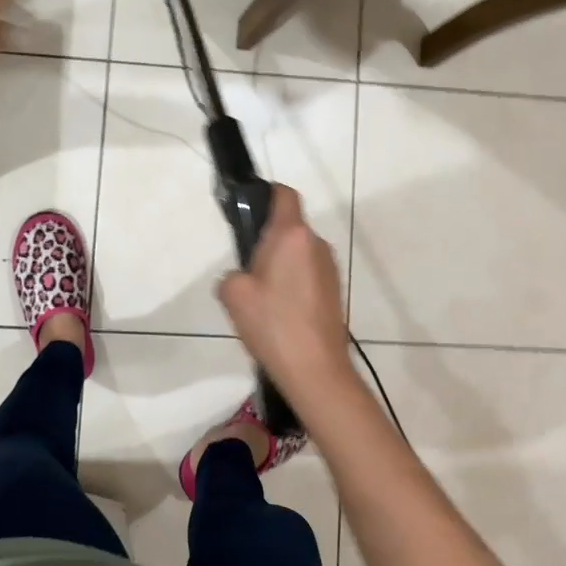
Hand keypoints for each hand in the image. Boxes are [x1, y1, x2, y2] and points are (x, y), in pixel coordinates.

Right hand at [217, 186, 352, 394]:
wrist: (316, 371)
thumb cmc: (273, 324)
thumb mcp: (233, 295)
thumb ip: (231, 274)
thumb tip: (242, 277)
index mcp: (291, 235)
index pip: (284, 194)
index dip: (266, 194)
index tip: (248, 212)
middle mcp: (315, 244)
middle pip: (289, 227)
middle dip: (268, 240)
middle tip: (246, 269)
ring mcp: (329, 269)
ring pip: (298, 253)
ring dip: (281, 264)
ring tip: (262, 298)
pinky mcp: (334, 292)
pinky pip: (308, 273)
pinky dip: (293, 283)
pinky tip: (280, 314)